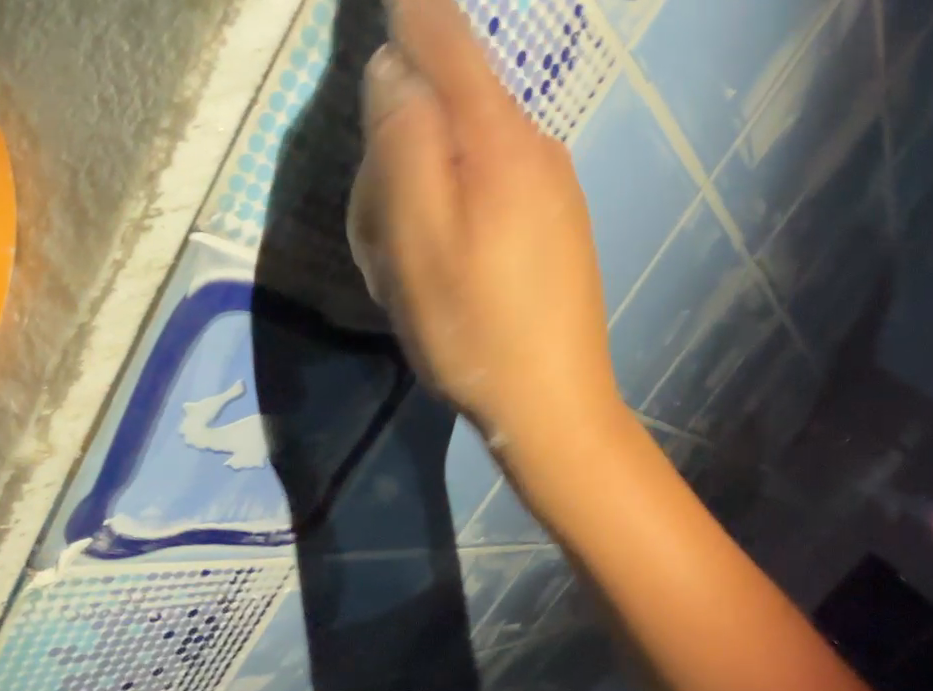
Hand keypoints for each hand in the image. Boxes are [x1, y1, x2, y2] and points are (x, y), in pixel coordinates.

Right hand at [348, 0, 622, 447]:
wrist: (555, 410)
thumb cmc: (476, 331)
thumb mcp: (416, 237)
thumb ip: (402, 139)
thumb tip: (394, 65)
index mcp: (499, 138)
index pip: (442, 33)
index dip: (400, 17)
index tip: (374, 34)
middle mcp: (536, 147)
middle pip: (448, 103)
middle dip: (399, 149)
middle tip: (381, 235)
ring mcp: (554, 189)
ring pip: (464, 156)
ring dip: (422, 197)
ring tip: (414, 274)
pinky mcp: (558, 228)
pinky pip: (490, 193)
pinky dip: (455, 220)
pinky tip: (451, 280)